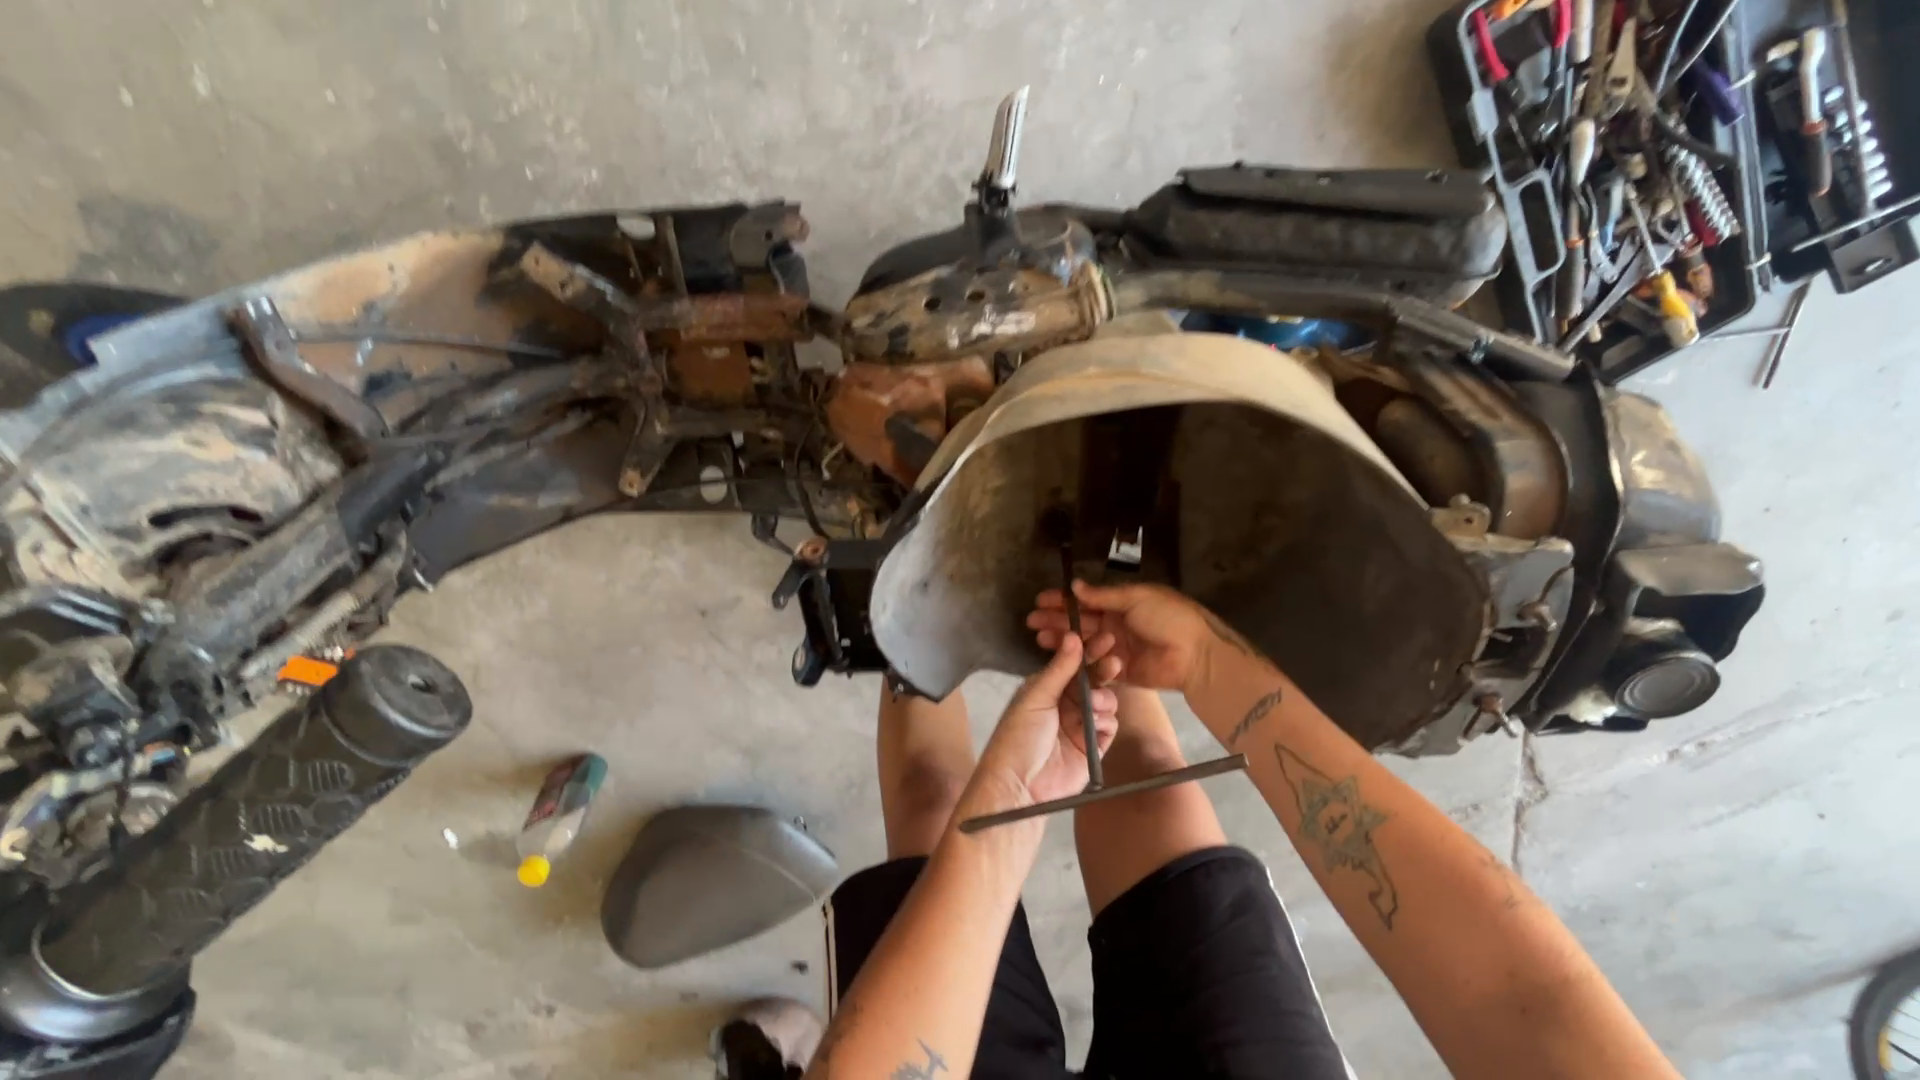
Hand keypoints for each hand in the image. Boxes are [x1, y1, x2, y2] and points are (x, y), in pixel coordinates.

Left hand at [963, 633, 1118, 816]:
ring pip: (1105, 701)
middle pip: (1093, 681)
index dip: (1089, 651)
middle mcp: (1065, 704)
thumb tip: (1073, 636)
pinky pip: (1109, 727)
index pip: (1073, 664)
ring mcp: (1081, 725)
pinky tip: (1097, 724)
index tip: (1105, 639)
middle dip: (1103, 671)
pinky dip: (1107, 721)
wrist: (1020, 785)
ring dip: (1103, 698)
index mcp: (1048, 688)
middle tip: (1114, 663)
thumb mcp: (1036, 697)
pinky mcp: (1093, 747)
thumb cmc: (1019, 736)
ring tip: (1093, 705)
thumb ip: (1059, 669)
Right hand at [1026, 581, 1226, 693]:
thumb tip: (1075, 586)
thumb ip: (1104, 595)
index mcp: (1123, 604)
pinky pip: (1094, 665)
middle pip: (1081, 621)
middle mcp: (1117, 625)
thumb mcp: (1137, 598)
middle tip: (1031, 621)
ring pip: (1083, 643)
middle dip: (1056, 619)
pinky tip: (1059, 657)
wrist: (1195, 655)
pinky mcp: (1119, 671)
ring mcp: (1117, 649)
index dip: (1064, 600)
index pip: (1087, 600)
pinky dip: (1077, 660)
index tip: (1041, 600)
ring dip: (1062, 638)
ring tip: (1038, 637)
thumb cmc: (1169, 618)